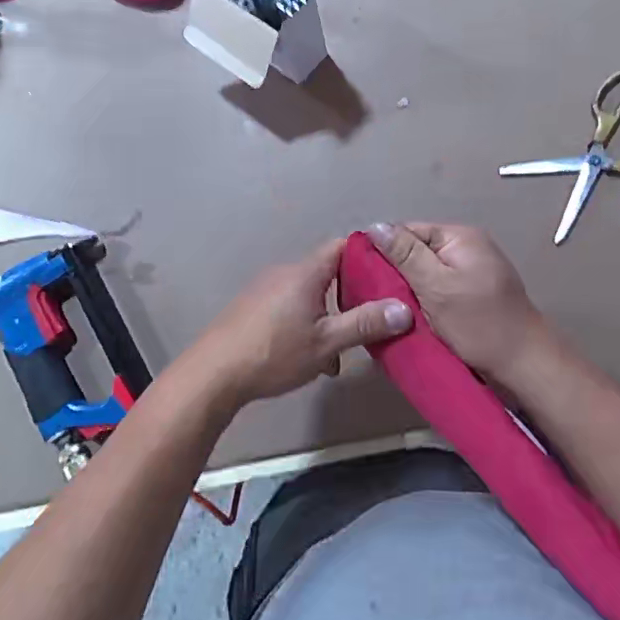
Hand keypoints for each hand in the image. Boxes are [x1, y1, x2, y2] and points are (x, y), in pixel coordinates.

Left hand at [185, 237, 413, 408]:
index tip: (390, 274)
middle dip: (351, 295)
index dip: (369, 255)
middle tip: (373, 318)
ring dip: (328, 316)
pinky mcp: (252, 307)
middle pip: (328, 272)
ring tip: (341, 350)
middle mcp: (285, 272)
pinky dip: (307, 323)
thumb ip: (365, 324)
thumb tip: (405, 308)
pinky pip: (290, 306)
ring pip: (309, 294)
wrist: (214, 373)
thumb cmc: (274, 353)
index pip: (343, 246)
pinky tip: (311, 358)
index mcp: (305, 272)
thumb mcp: (327, 342)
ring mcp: (265, 289)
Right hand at [365, 222, 557, 385]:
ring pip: (423, 275)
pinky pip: (436, 291)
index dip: (382, 250)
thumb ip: (406, 255)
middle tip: (369, 296)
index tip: (359, 275)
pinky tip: (405, 316)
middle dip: (393, 273)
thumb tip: (375, 226)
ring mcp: (469, 274)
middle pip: (415, 252)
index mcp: (460, 237)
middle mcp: (465, 249)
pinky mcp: (469, 297)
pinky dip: (421, 303)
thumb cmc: (479, 324)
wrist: (524, 367)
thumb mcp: (437, 286)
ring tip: (383, 309)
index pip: (407, 231)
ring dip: (405, 291)